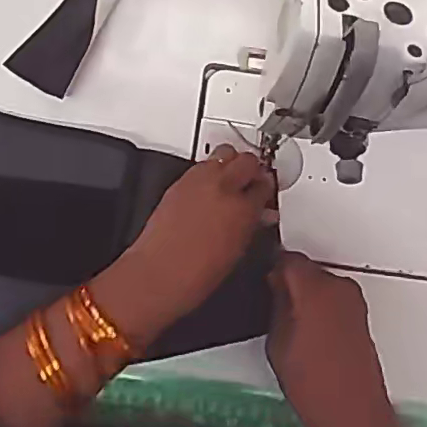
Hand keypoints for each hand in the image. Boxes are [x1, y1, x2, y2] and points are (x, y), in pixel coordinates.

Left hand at [103, 145, 275, 333]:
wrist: (159, 272)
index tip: (264, 191)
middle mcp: (223, 188)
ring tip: (231, 175)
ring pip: (224, 153)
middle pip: (247, 160)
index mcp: (243, 209)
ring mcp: (200, 181)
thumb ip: (251, 225)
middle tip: (252, 177)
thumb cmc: (195, 273)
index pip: (265, 185)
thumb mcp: (238, 252)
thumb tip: (256, 216)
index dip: (266, 188)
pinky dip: (209, 169)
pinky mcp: (180, 181)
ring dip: (231, 162)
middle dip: (253, 168)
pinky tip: (209, 184)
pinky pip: (202, 164)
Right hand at [267, 252, 397, 426]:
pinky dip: (321, 305)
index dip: (272, 266)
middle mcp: (339, 288)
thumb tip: (276, 287)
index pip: (288, 258)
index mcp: (315, 289)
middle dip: (289, 280)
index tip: (264, 279)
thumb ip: (275, 304)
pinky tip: (309, 332)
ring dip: (306, 293)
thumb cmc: (314, 386)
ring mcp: (354, 301)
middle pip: (307, 269)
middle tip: (273, 302)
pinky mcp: (361, 315)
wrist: (354, 417)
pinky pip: (334, 297)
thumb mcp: (277, 344)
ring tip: (292, 324)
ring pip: (321, 282)